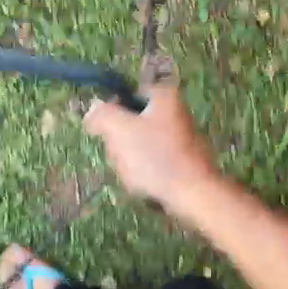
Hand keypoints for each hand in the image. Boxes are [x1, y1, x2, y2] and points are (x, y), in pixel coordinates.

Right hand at [83, 83, 219, 207]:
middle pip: (131, 122)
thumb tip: (93, 108)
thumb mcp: (120, 130)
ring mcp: (180, 138)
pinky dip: (145, 174)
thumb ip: (102, 114)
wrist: (194, 194)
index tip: (107, 131)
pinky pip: (153, 163)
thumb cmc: (156, 157)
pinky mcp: (181, 162)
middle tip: (122, 156)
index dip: (112, 111)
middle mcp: (174, 112)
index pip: (126, 94)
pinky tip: (146, 185)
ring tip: (136, 175)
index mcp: (163, 96)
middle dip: (120, 142)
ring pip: (139, 146)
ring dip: (129, 162)